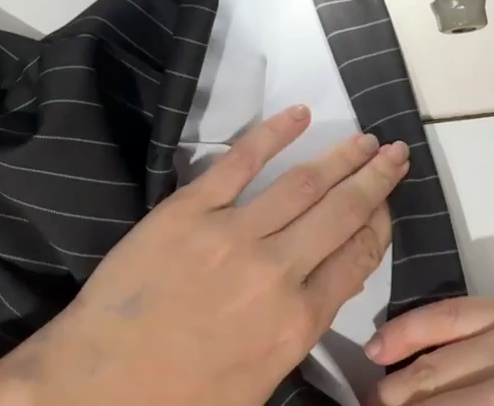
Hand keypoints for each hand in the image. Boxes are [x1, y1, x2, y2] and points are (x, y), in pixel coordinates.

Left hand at [0, 105, 408, 405]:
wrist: (98, 384)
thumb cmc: (178, 399)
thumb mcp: (257, 385)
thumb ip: (294, 332)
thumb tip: (321, 285)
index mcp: (295, 324)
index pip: (356, 261)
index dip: (378, 226)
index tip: (388, 204)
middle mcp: (276, 273)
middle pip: (341, 214)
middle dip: (374, 181)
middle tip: (395, 153)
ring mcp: (233, 234)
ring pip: (303, 185)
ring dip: (339, 158)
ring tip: (364, 139)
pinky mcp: (190, 208)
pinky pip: (241, 162)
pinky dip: (274, 134)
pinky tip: (299, 115)